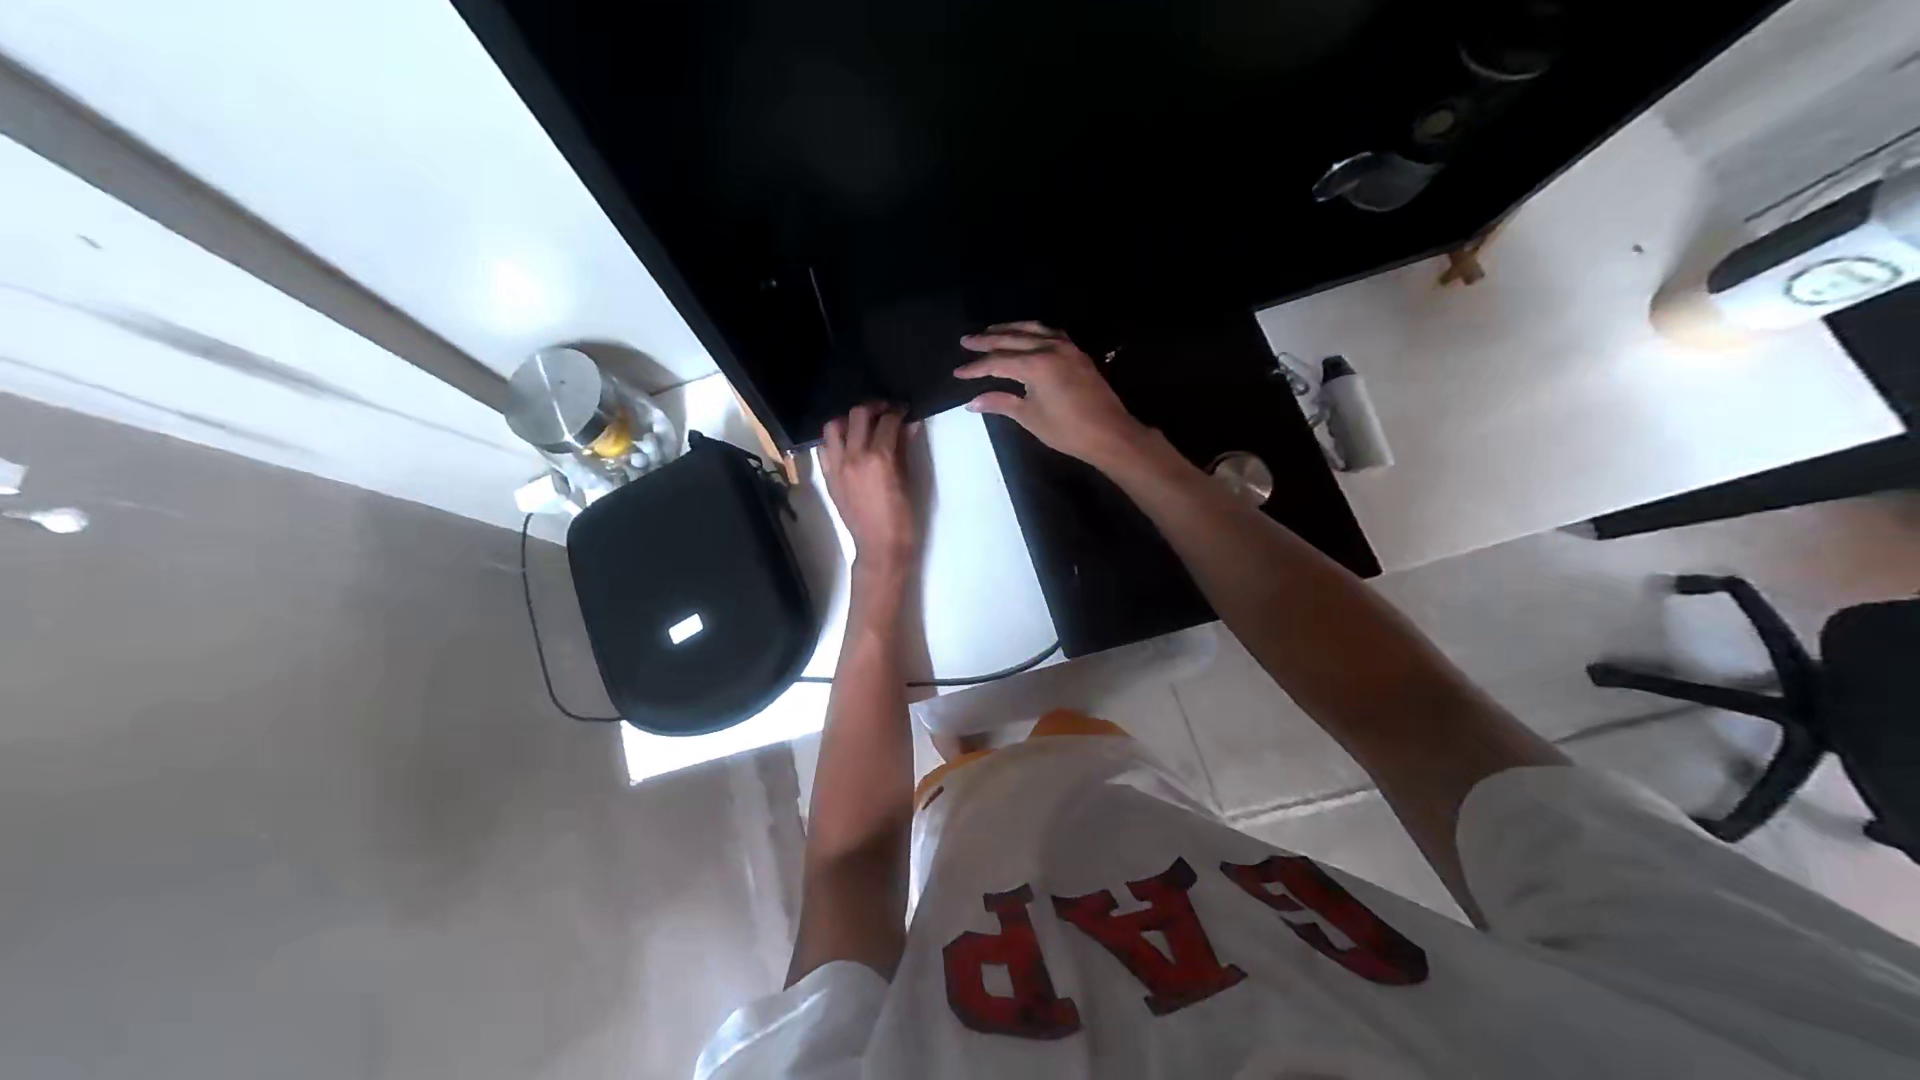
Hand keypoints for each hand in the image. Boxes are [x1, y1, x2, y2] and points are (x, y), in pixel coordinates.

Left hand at [820, 402, 918, 572]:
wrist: (879, 545)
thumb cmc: (901, 516)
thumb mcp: (908, 480)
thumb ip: (904, 449)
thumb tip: (909, 425)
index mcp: (879, 457)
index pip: (887, 421)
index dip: (898, 412)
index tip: (904, 411)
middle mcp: (854, 456)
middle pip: (859, 415)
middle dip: (874, 408)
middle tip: (886, 411)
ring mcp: (837, 466)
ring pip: (834, 426)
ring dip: (849, 420)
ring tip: (863, 425)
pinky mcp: (828, 476)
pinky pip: (825, 448)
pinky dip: (835, 440)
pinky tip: (848, 444)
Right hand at [955, 321, 1152, 468]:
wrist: (1109, 433)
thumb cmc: (1067, 430)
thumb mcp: (1029, 417)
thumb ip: (1001, 402)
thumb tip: (972, 402)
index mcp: (1036, 364)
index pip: (997, 361)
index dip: (976, 367)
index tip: (958, 371)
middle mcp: (1050, 347)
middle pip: (1011, 339)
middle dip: (986, 340)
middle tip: (965, 340)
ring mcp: (1066, 347)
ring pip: (1031, 330)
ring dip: (1008, 330)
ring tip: (989, 332)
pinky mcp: (1076, 352)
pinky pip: (1049, 333)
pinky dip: (1031, 332)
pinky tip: (1023, 336)